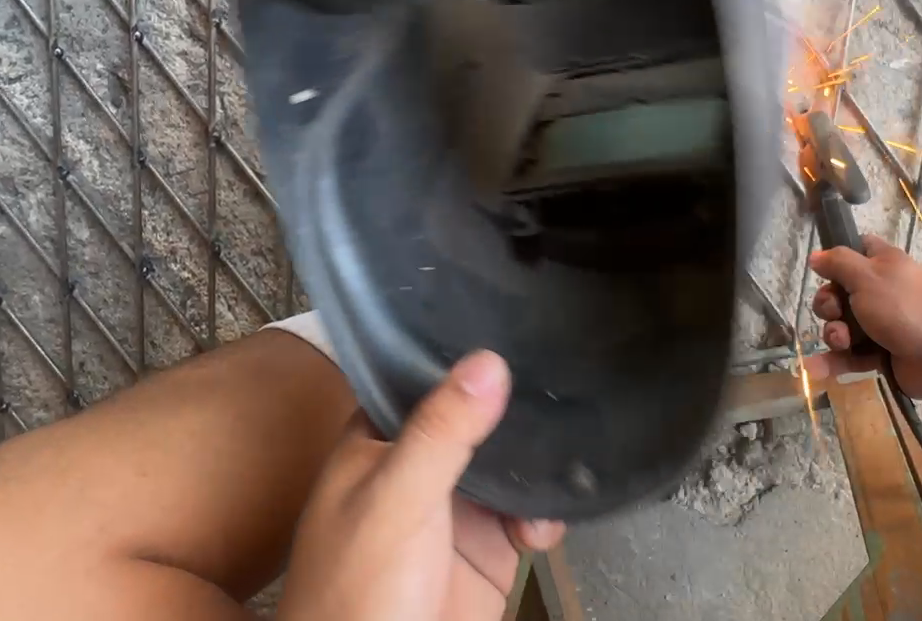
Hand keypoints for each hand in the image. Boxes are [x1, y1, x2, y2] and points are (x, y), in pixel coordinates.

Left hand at [279, 351, 564, 620]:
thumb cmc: (359, 595)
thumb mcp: (396, 501)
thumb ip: (441, 432)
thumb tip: (489, 360)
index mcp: (379, 441)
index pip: (422, 376)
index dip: (463, 353)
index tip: (514, 327)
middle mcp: (418, 465)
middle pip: (476, 416)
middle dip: (516, 407)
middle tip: (563, 381)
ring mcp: (455, 509)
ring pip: (508, 462)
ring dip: (538, 463)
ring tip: (562, 462)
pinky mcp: (487, 549)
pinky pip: (527, 513)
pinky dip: (546, 512)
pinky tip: (547, 524)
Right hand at [806, 234, 921, 398]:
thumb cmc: (905, 307)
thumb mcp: (868, 276)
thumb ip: (838, 263)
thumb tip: (815, 256)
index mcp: (881, 265)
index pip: (855, 250)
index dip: (837, 259)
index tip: (824, 270)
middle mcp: (879, 292)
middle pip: (838, 293)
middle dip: (828, 305)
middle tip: (835, 312)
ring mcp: (879, 324)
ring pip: (840, 325)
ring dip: (834, 334)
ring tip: (843, 342)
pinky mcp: (879, 354)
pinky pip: (849, 355)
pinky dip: (833, 361)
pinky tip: (814, 370)